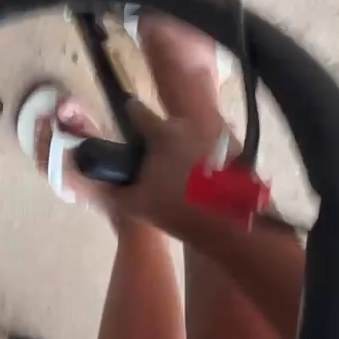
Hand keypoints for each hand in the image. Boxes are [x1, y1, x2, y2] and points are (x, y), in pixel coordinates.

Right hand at [101, 99, 239, 233]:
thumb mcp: (135, 204)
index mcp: (162, 134)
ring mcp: (214, 136)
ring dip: (181, 149)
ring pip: (188, 137)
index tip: (127, 124)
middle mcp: (188, 127)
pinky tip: (199, 182)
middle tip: (152, 163)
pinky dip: (201, 159)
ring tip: (178, 175)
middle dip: (157, 140)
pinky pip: (209, 149)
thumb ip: (115, 190)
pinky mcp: (234, 151)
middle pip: (165, 125)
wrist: (227, 227)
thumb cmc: (176, 209)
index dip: (129, 115)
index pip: (137, 111)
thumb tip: (104, 182)